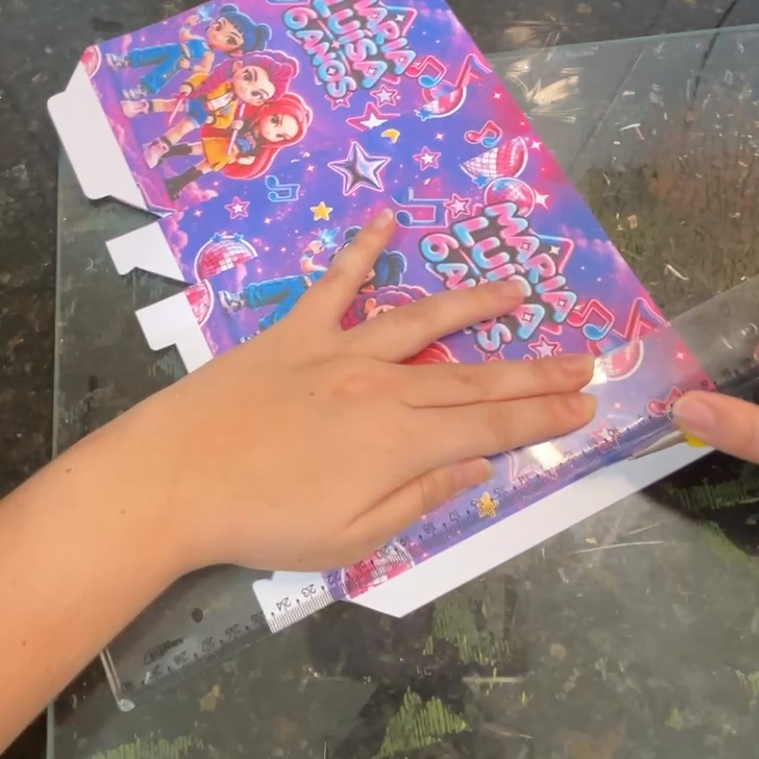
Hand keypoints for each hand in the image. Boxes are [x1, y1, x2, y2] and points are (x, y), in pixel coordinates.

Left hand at [74, 211, 596, 572]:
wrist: (173, 478)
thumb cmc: (261, 521)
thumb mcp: (350, 538)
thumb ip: (420, 497)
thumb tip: (478, 468)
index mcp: (400, 440)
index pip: (492, 427)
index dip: (543, 416)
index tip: (585, 404)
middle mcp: (382, 385)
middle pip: (473, 377)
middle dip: (535, 372)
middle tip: (584, 359)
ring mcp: (338, 350)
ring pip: (422, 321)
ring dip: (475, 305)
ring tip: (518, 290)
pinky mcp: (294, 330)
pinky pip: (336, 284)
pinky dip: (362, 250)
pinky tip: (386, 220)